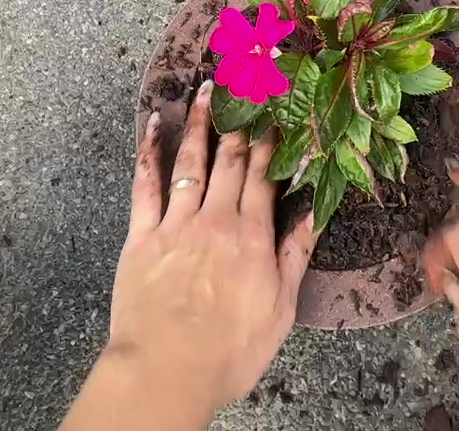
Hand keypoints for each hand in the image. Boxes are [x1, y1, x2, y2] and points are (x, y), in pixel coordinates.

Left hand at [61, 81, 317, 430]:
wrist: (167, 372)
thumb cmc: (229, 351)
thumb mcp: (280, 308)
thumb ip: (296, 254)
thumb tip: (317, 211)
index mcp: (251, 236)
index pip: (266, 175)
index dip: (273, 141)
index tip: (278, 111)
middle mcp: (215, 218)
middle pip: (231, 160)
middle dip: (240, 120)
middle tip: (245, 86)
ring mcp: (176, 223)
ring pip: (191, 161)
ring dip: (199, 122)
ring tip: (205, 90)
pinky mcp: (142, 235)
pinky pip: (145, 184)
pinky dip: (148, 151)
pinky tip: (151, 125)